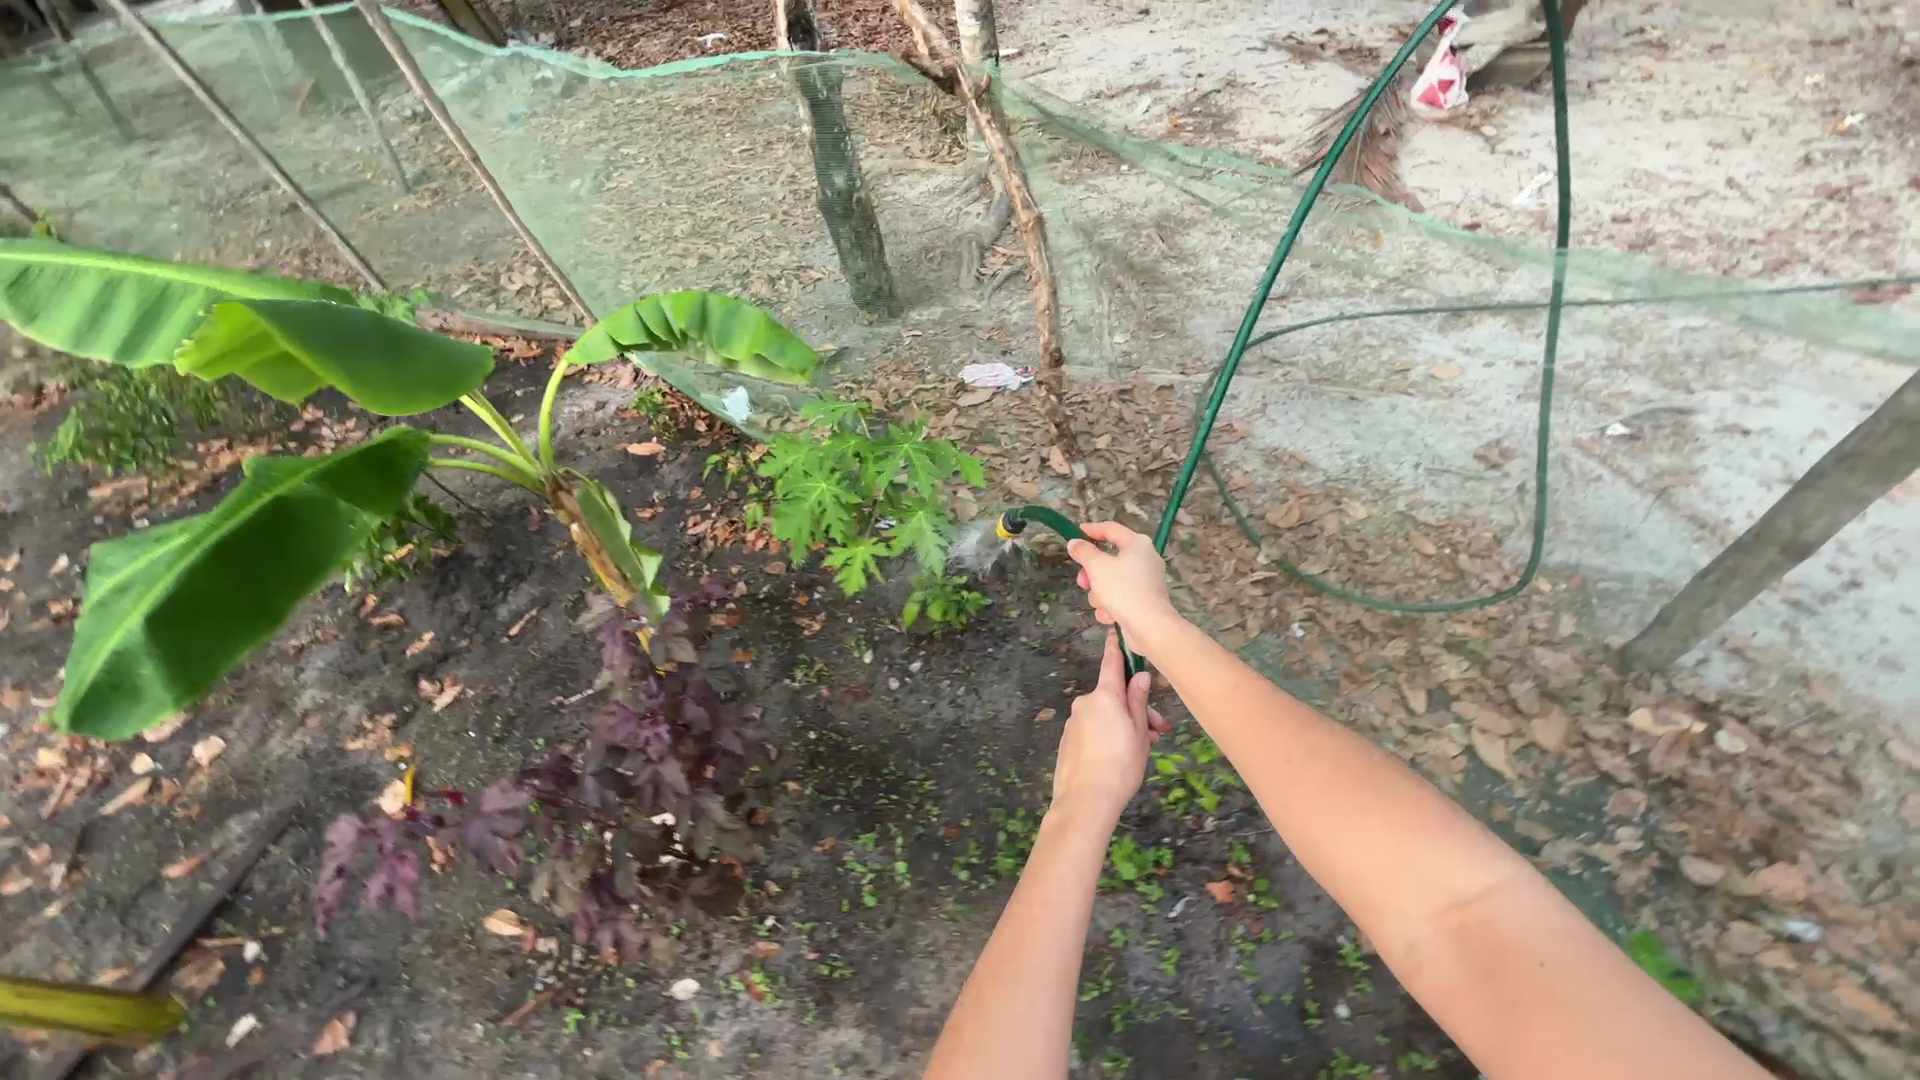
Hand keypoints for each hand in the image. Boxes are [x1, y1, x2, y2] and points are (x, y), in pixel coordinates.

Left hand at [1051, 631, 1169, 820]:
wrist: (1085, 800)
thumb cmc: (1121, 764)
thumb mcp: (1138, 731)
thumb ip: (1138, 701)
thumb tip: (1139, 676)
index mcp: (1104, 696)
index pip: (1111, 663)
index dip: (1116, 648)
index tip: (1115, 633)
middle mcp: (1085, 703)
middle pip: (1115, 696)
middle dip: (1137, 708)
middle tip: (1158, 731)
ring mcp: (1074, 722)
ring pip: (1106, 715)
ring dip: (1125, 725)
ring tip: (1144, 749)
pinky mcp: (1068, 740)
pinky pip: (1093, 729)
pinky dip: (1108, 735)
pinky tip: (1120, 757)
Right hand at [1065, 521, 1178, 654]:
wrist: (1149, 626)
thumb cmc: (1123, 590)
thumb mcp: (1097, 567)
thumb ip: (1083, 552)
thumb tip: (1074, 543)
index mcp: (1137, 544)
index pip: (1111, 529)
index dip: (1092, 529)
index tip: (1077, 532)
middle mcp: (1144, 559)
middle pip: (1109, 559)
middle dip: (1092, 574)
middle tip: (1082, 581)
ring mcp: (1145, 582)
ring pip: (1111, 581)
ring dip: (1100, 594)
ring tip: (1101, 604)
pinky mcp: (1143, 601)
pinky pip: (1119, 597)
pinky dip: (1111, 606)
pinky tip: (1110, 616)